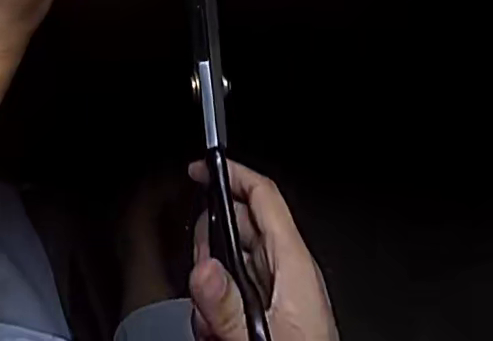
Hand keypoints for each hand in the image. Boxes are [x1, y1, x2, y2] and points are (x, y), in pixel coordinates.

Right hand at [188, 160, 337, 340]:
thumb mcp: (261, 336)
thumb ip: (229, 305)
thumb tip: (203, 268)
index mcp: (295, 261)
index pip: (264, 195)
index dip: (233, 174)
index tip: (203, 168)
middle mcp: (291, 270)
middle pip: (244, 225)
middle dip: (212, 237)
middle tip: (196, 265)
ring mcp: (283, 291)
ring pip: (237, 259)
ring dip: (214, 276)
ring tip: (208, 313)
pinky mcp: (276, 312)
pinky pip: (242, 288)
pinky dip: (222, 298)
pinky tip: (215, 327)